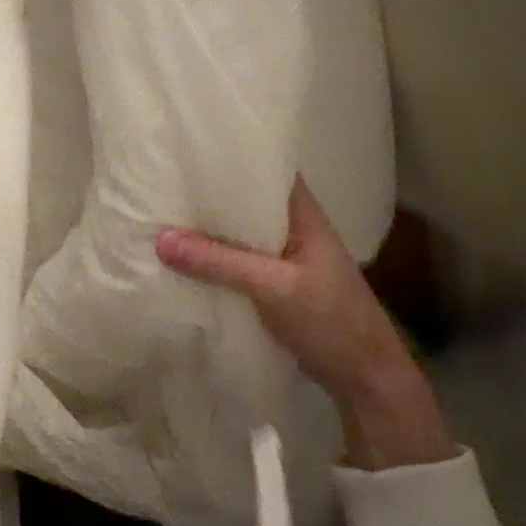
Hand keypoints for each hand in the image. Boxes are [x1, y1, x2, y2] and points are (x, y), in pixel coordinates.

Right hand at [155, 178, 457, 469]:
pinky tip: (182, 258)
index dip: (234, 154)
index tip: (191, 147)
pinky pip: (237, 261)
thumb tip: (160, 239)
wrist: (364, 379)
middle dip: (210, 193)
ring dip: (209, 228)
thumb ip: (220, 263)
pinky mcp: (275, 285)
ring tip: (162, 213)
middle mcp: (293, 229)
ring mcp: (285, 259)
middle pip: (247, 200)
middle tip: (162, 180)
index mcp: (304, 215)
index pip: (269, 168)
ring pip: (240, 233)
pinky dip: (213, 258)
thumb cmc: (330, 321)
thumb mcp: (274, 288)